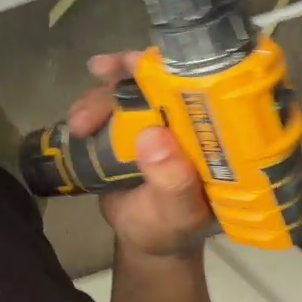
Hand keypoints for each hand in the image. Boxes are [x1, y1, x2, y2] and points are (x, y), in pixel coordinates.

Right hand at [68, 52, 214, 257]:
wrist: (139, 238)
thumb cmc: (168, 229)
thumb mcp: (176, 213)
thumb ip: (172, 182)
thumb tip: (152, 135)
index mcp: (223, 134)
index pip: (214, 84)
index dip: (184, 65)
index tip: (152, 63)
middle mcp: (195, 117)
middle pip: (167, 74)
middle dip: (132, 69)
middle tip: (105, 71)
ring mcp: (162, 117)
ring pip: (131, 85)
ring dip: (102, 95)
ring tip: (81, 123)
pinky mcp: (132, 121)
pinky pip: (110, 100)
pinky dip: (91, 103)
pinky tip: (78, 118)